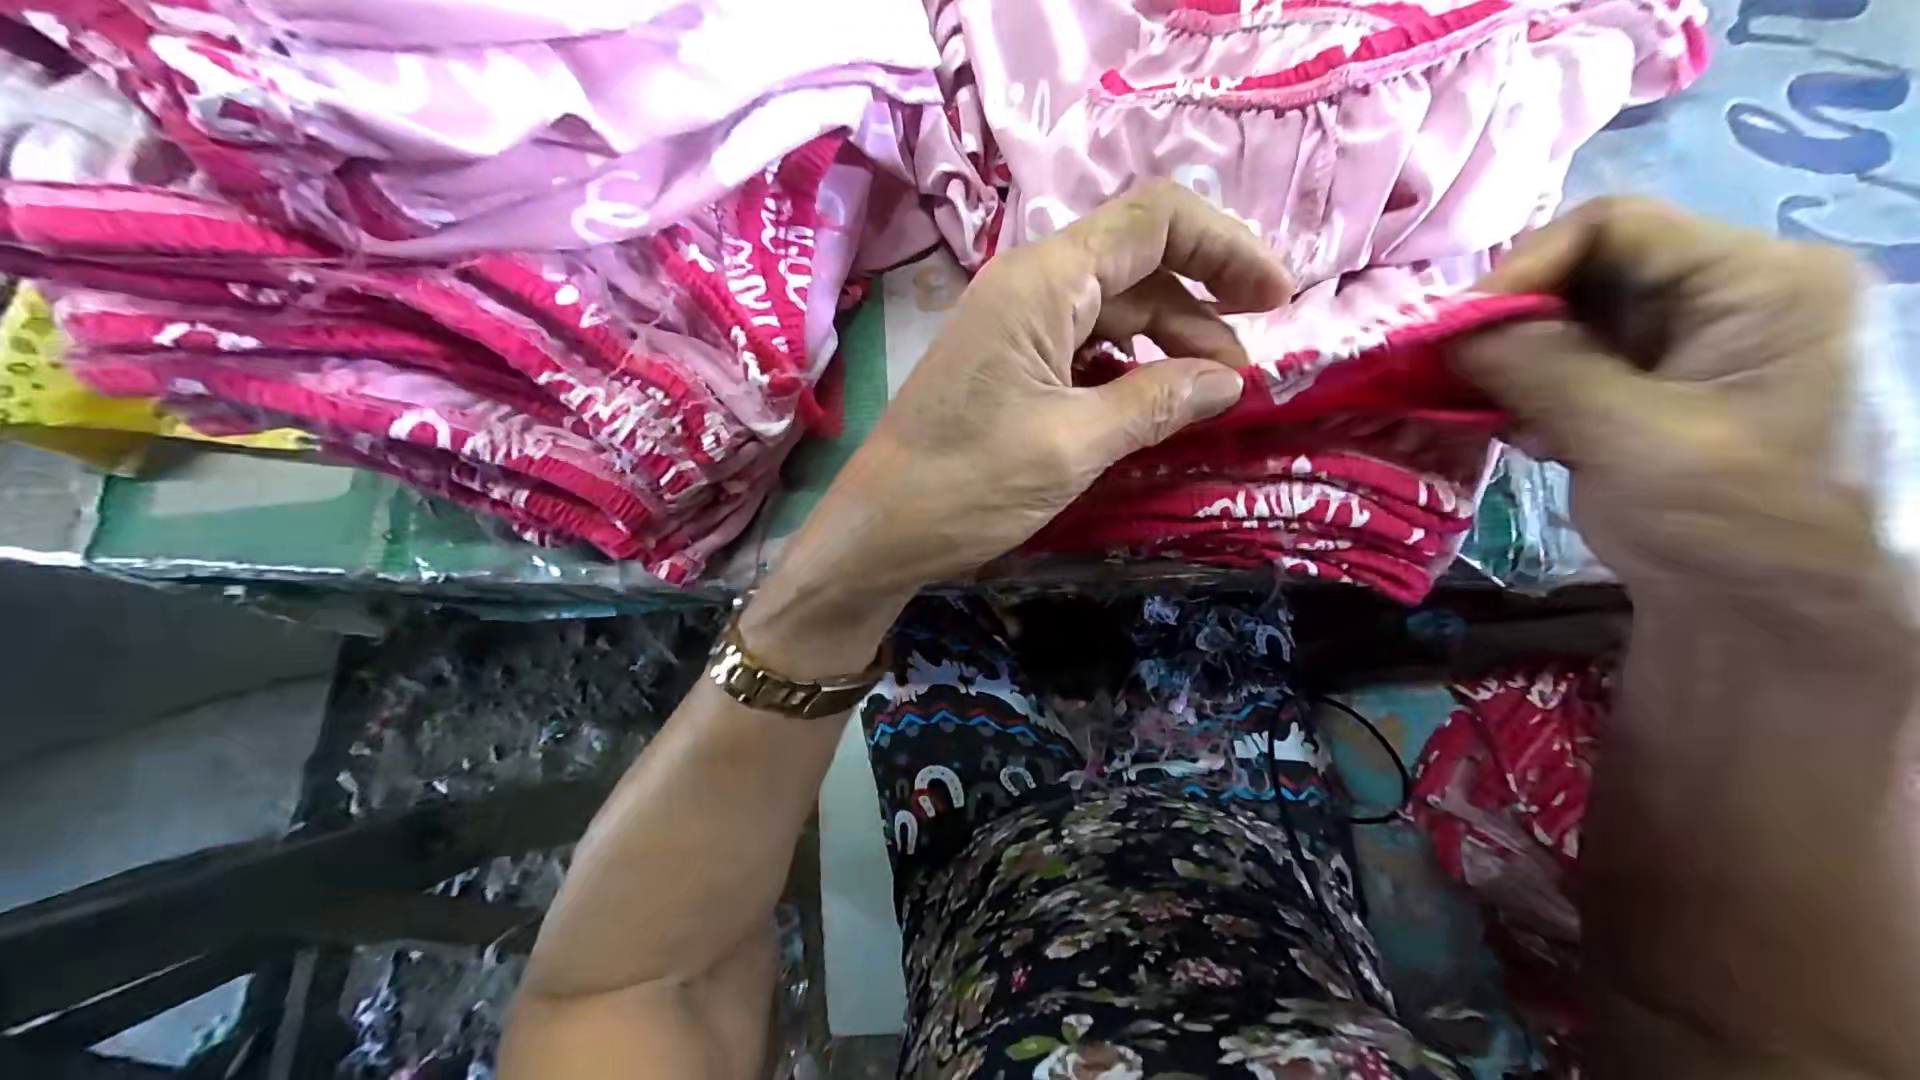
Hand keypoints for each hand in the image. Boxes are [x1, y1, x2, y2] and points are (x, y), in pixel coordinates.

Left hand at [743, 182, 1290, 673]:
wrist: (879, 529)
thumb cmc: (968, 485)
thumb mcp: (1073, 444)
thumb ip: (1156, 402)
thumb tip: (1228, 379)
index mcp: (1042, 282)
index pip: (1155, 221)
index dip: (1226, 248)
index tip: (1277, 300)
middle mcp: (1026, 286)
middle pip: (1136, 266)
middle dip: (1201, 306)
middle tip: (1243, 371)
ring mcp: (1011, 326)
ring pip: (1110, 311)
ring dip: (1165, 342)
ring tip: (1208, 393)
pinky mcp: (1004, 365)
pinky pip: (1080, 347)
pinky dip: (1124, 368)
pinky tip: (1150, 402)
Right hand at [1454, 197, 1880, 605]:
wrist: (1775, 614)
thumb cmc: (1737, 520)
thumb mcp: (1635, 437)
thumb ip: (1542, 369)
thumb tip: (1449, 329)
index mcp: (1757, 282)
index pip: (1613, 227)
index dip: (1521, 270)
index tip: (1451, 334)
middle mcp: (1722, 297)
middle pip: (1582, 271)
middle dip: (1505, 320)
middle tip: (1444, 371)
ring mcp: (1682, 347)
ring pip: (1562, 321)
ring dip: (1506, 361)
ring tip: (1476, 406)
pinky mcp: (1643, 392)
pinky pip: (1562, 366)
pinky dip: (1521, 392)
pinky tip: (1516, 431)